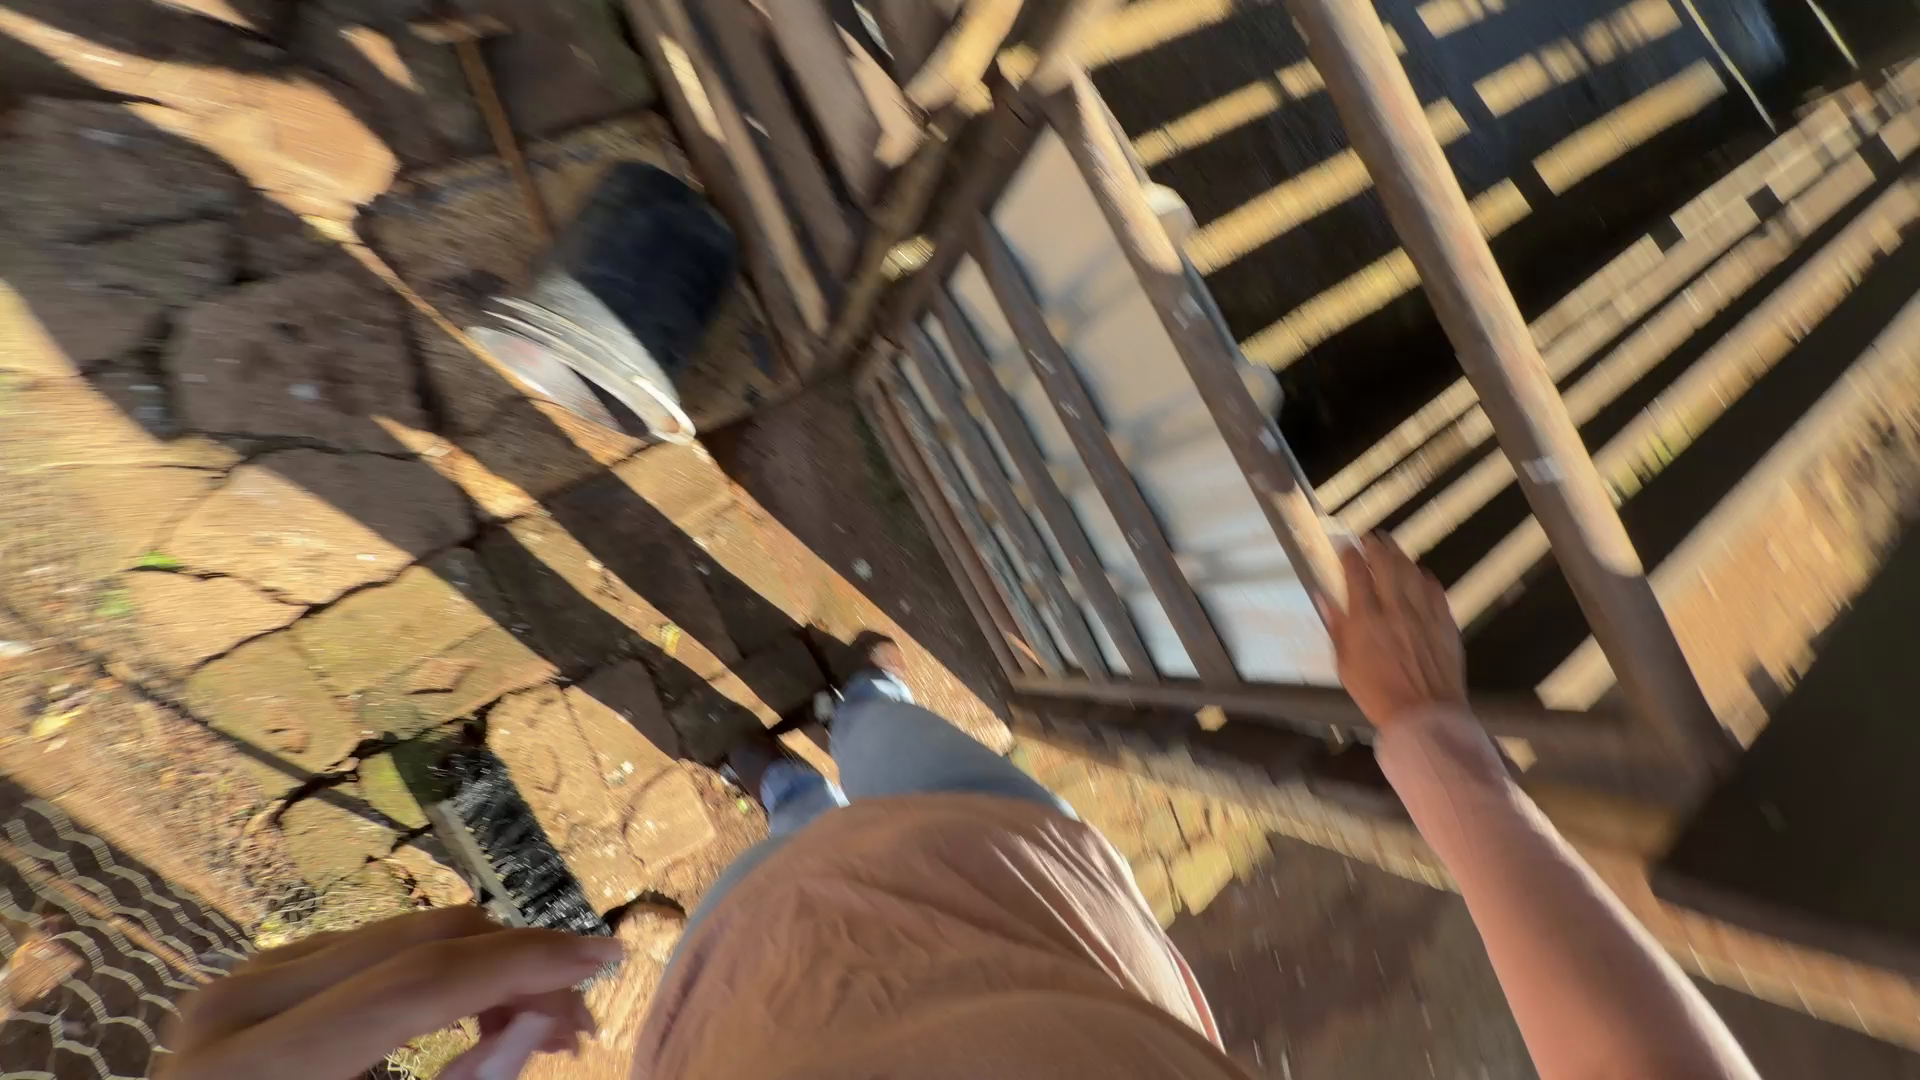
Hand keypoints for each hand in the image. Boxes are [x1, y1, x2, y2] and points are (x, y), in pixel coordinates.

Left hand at [155, 905, 622, 1079]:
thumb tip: (545, 1016)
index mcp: (253, 1069)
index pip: (424, 982)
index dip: (527, 964)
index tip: (609, 957)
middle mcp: (242, 1001)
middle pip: (431, 941)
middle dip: (523, 966)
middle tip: (576, 1017)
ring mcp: (251, 975)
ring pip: (421, 931)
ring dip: (495, 966)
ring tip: (534, 1022)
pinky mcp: (269, 969)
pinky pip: (391, 944)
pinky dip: (452, 967)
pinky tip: (481, 1008)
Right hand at [1318, 534, 1465, 728]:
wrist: (1424, 715)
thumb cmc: (1376, 692)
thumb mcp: (1344, 663)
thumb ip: (1337, 627)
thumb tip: (1324, 598)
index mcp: (1365, 619)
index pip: (1356, 574)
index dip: (1349, 555)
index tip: (1344, 545)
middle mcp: (1395, 610)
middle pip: (1387, 565)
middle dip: (1377, 546)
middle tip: (1370, 537)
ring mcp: (1424, 615)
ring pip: (1412, 573)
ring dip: (1400, 556)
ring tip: (1392, 547)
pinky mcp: (1445, 624)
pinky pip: (1435, 592)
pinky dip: (1425, 578)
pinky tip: (1420, 573)